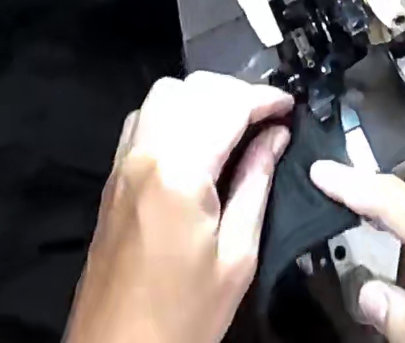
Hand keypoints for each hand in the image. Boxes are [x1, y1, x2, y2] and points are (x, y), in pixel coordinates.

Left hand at [64, 73, 293, 342]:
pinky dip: (176, 107)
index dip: (264, 98)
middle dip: (237, 91)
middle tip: (267, 117)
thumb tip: (276, 136)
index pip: (227, 105)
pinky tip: (196, 134)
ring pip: (166, 92)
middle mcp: (147, 151)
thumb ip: (256, 183)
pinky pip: (146, 113)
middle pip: (196, 88)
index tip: (290, 106)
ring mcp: (125, 159)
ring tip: (235, 121)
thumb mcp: (236, 257)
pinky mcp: (114, 171)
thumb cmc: (182, 316)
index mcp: (179, 171)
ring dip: (205, 94)